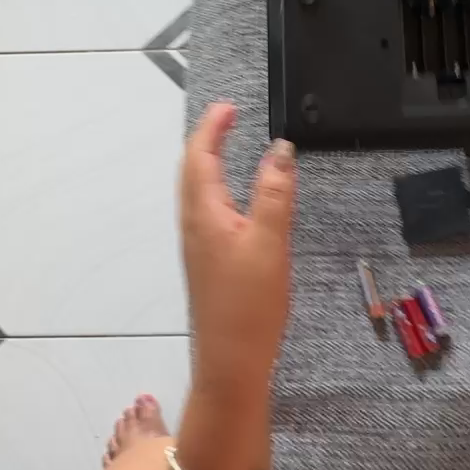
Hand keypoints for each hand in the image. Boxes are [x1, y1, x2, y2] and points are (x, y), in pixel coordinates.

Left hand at [181, 102, 295, 394]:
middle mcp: (193, 225)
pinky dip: (214, 186)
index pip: (200, 156)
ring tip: (227, 145)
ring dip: (207, 161)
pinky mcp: (207, 261)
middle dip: (205, 139)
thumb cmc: (250, 304)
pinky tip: (231, 196)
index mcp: (205, 214)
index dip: (212, 127)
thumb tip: (279, 148)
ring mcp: (197, 244)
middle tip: (228, 119)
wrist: (230, 362)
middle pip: (190, 170)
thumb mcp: (270, 243)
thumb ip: (275, 193)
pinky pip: (204, 208)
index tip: (230, 107)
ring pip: (195, 191)